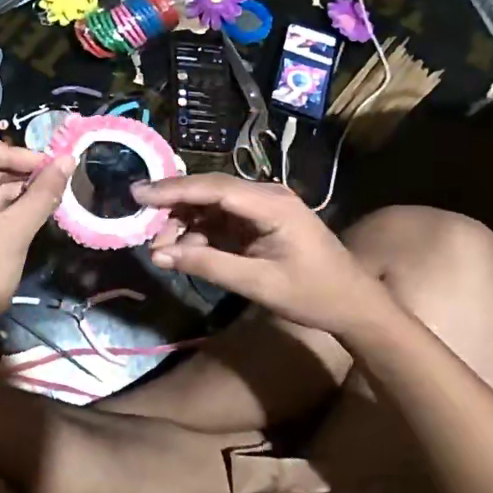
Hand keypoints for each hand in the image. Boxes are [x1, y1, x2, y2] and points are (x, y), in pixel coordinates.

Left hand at [0, 135, 72, 325]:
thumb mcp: (14, 232)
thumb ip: (42, 193)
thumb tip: (69, 160)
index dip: (13, 153)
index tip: (44, 168)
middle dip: (19, 171)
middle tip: (55, 181)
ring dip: (18, 188)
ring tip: (51, 195)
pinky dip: (9, 205)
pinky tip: (36, 209)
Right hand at [135, 174, 394, 337]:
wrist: (354, 304)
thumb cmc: (313, 294)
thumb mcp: (258, 284)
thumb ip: (209, 265)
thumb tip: (160, 255)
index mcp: (271, 204)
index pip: (213, 187)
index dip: (173, 189)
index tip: (137, 194)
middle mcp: (266, 196)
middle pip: (209, 191)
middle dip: (173, 208)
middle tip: (144, 230)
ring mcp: (263, 207)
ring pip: (211, 205)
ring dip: (185, 223)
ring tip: (162, 250)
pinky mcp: (260, 221)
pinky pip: (221, 219)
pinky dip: (200, 233)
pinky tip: (184, 251)